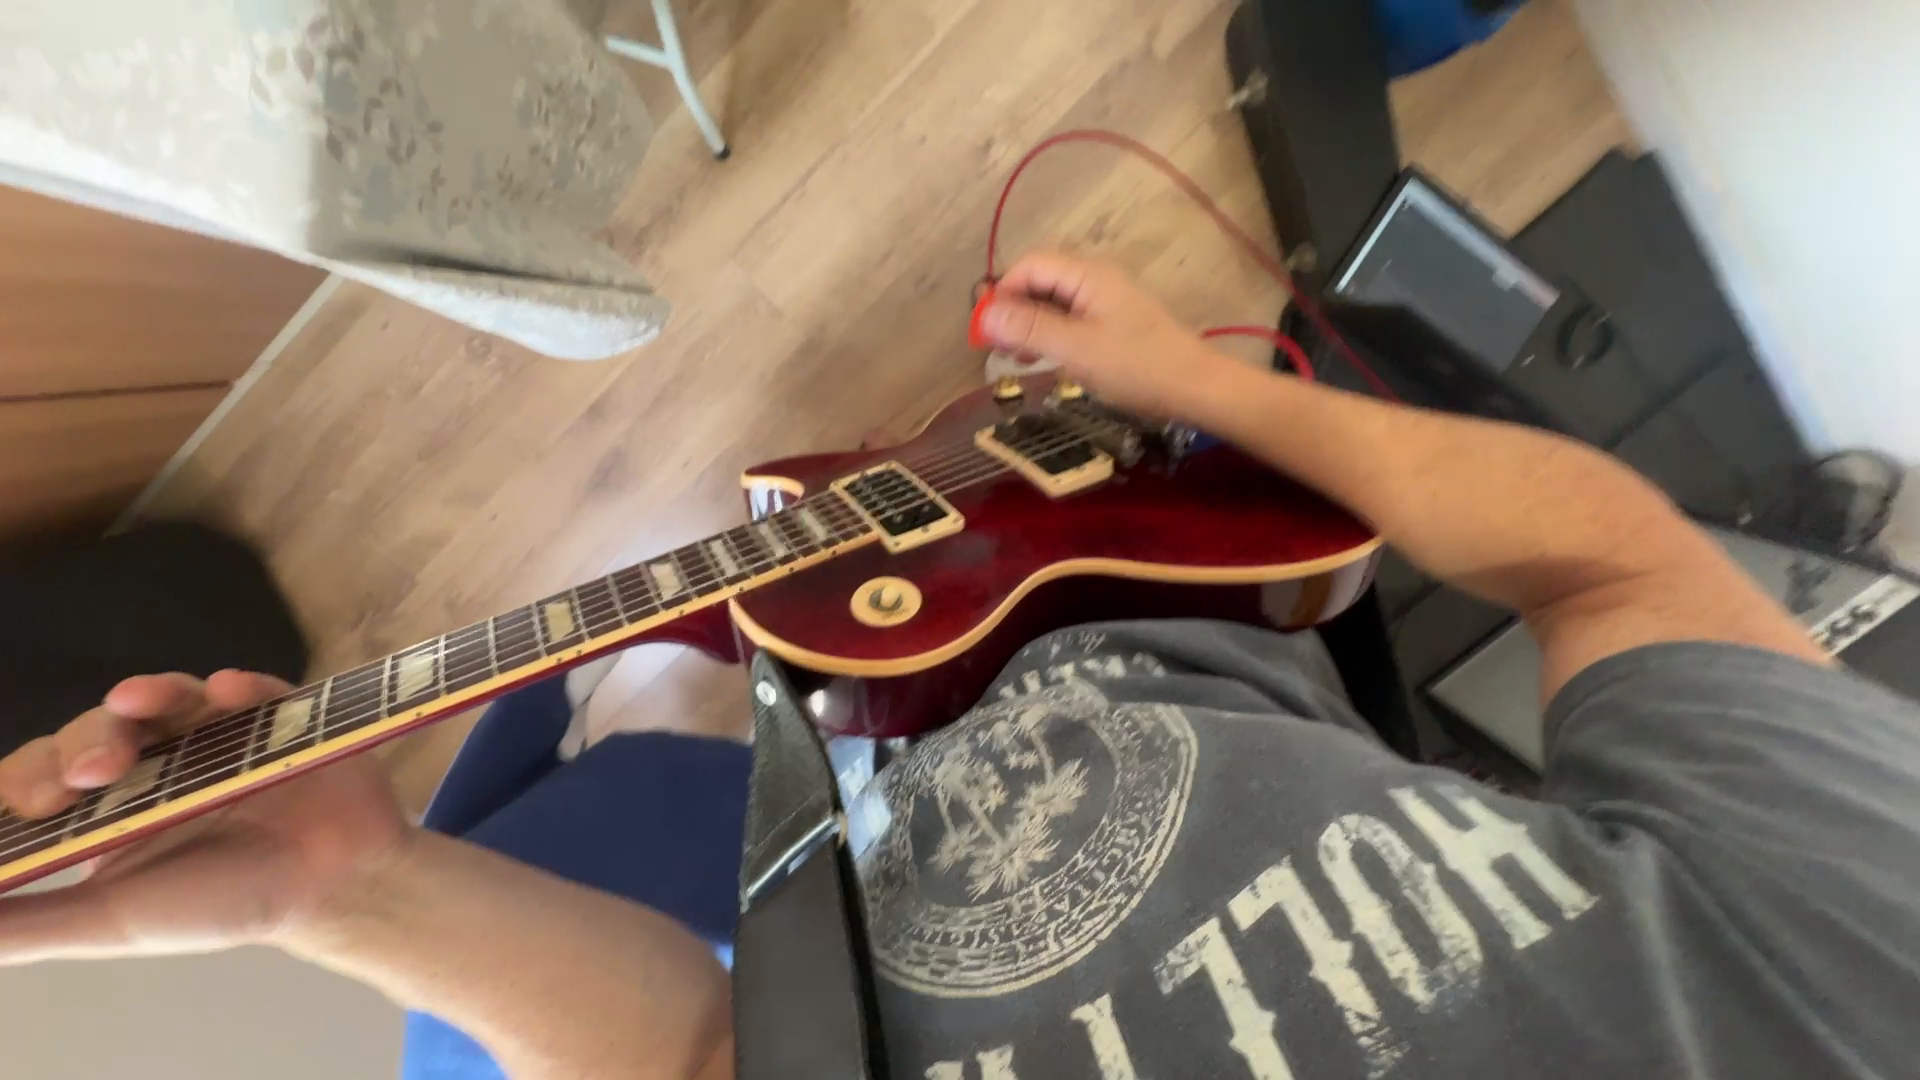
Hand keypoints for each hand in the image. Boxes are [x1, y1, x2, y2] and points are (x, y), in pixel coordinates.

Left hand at [0, 671, 412, 963]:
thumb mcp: (106, 924)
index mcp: (114, 812)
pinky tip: (226, 689)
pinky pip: (257, 690)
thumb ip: (13, 924)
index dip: (29, 776)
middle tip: (98, 773)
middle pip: (103, 730)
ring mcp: (228, 739)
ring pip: (172, 699)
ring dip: (150, 693)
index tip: (45, 803)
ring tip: (135, 700)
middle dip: (86, 741)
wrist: (334, 885)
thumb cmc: (227, 905)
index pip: (46, 775)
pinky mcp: (285, 721)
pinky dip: (239, 684)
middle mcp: (166, 768)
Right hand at [978, 252, 1244, 418]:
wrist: (1194, 387)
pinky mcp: (1112, 322)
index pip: (1029, 265)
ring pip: (1053, 301)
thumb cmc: (1136, 367)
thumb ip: (1029, 329)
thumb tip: (984, 315)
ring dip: (1029, 325)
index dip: (1001, 293)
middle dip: (1013, 309)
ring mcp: (1105, 300)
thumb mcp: (1076, 349)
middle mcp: (1094, 279)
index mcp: (1086, 275)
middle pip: (1039, 280)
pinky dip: (1049, 335)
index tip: (985, 332)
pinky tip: (1044, 360)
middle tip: (997, 349)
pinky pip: (1069, 318)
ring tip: (1016, 360)